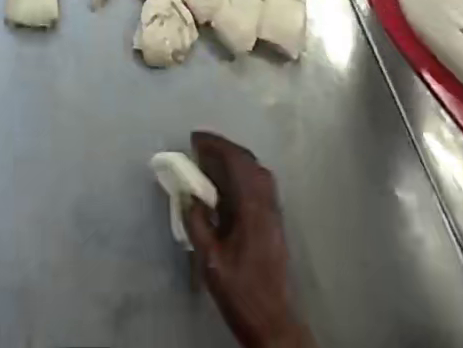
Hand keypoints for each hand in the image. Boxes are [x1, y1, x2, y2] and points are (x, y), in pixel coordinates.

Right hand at [184, 132, 313, 347]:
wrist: (272, 322)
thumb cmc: (239, 291)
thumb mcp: (209, 259)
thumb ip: (197, 223)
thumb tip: (188, 194)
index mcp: (252, 211)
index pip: (238, 163)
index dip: (216, 145)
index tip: (195, 139)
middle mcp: (267, 207)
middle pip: (250, 163)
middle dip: (225, 148)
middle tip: (199, 146)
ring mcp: (274, 216)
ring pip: (258, 174)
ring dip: (235, 160)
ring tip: (209, 161)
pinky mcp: (274, 225)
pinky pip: (260, 187)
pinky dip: (241, 175)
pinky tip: (224, 186)